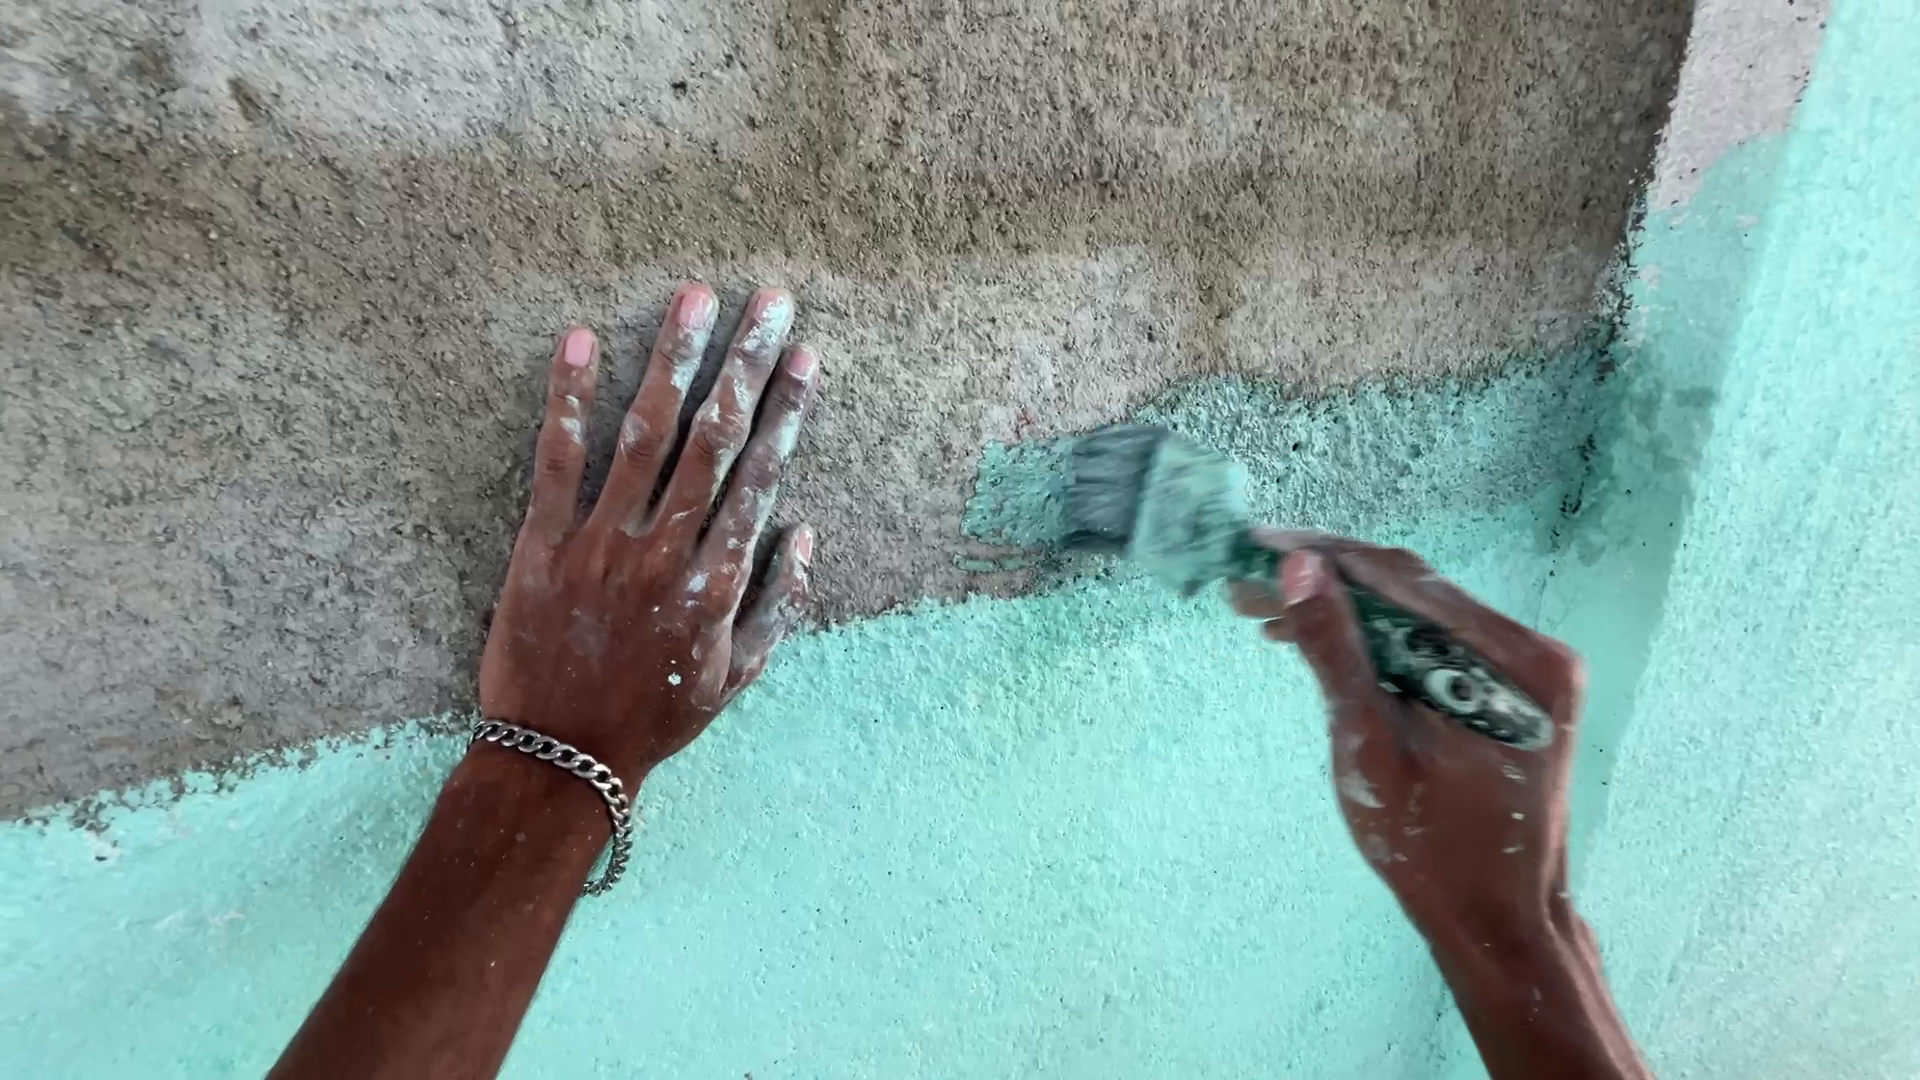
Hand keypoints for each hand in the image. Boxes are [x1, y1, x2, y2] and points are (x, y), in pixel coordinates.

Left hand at [478, 284, 818, 784]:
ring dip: (672, 360)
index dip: (789, 412)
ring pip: (643, 435)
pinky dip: (565, 399)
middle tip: (769, 302)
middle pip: (714, 439)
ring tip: (695, 298)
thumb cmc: (660, 713)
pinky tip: (578, 342)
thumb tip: (806, 534)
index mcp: (718, 581)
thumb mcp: (740, 675)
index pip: (762, 477)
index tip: (807, 359)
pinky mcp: (540, 545)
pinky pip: (554, 461)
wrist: (560, 754)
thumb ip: (779, 605)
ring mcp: (600, 542)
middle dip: (747, 363)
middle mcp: (666, 550)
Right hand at [1228, 530, 1585, 936]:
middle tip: (1247, 579)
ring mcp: (1514, 665)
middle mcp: (1526, 648)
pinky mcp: (1493, 684)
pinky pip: (1416, 640)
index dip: (1324, 555)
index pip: (1402, 576)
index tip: (1258, 546)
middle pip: (1404, 587)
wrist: (1493, 915)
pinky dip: (1360, 637)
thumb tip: (1297, 566)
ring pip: (1404, 610)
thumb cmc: (1430, 843)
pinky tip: (1308, 638)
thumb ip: (1334, 649)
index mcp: (1515, 659)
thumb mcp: (1367, 742)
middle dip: (1320, 579)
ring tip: (1260, 609)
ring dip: (1333, 607)